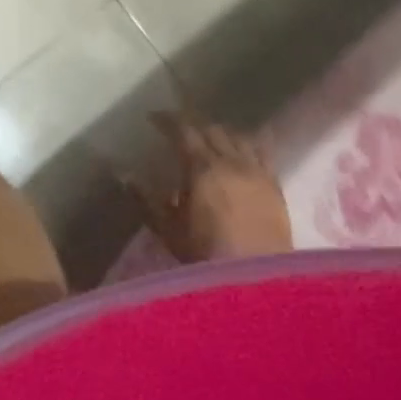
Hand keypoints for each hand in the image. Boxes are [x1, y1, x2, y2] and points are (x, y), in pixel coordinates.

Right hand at [131, 113, 293, 263]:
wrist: (258, 281)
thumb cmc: (207, 255)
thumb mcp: (168, 229)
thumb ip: (146, 199)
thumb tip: (125, 176)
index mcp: (202, 167)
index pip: (183, 130)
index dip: (167, 120)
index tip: (153, 118)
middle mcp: (231, 161)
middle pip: (212, 129)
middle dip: (193, 122)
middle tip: (178, 126)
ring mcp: (257, 171)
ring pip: (238, 136)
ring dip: (221, 131)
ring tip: (210, 136)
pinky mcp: (275, 186)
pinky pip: (263, 153)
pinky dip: (249, 144)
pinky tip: (243, 148)